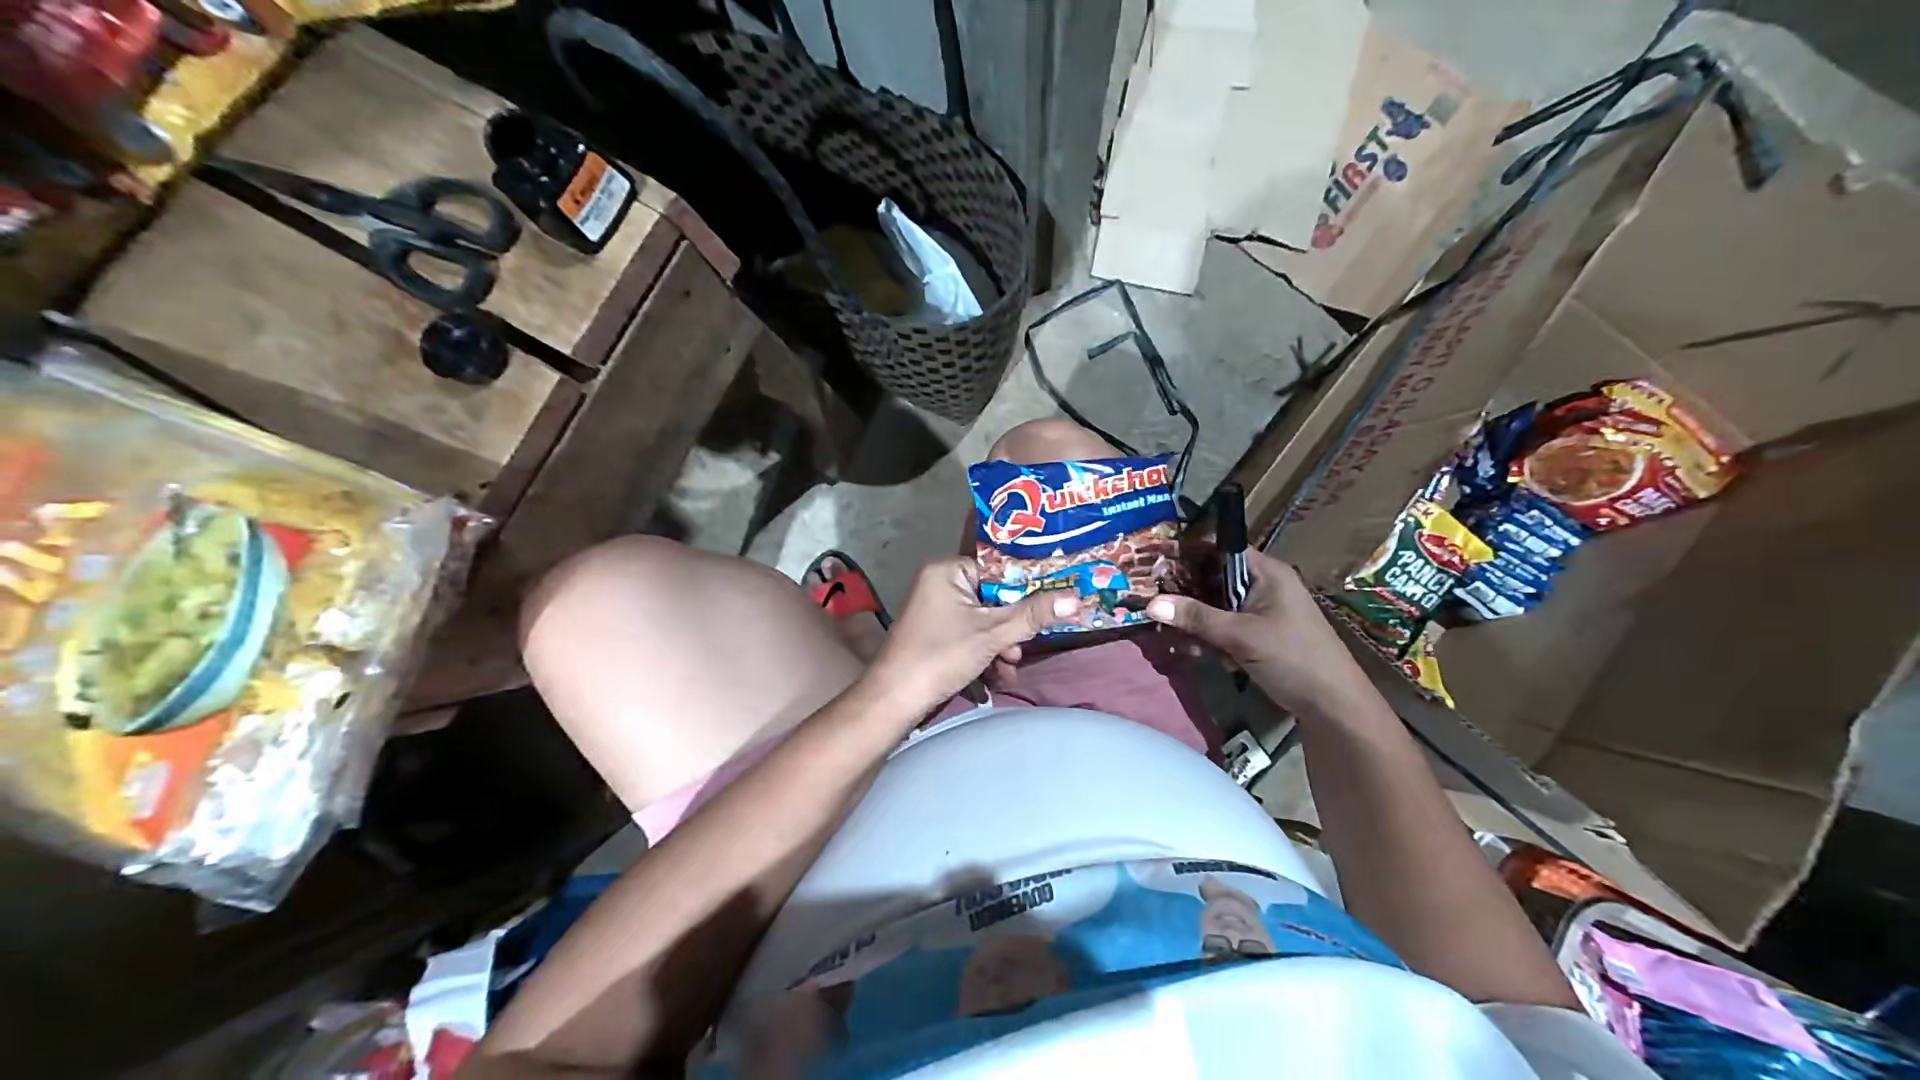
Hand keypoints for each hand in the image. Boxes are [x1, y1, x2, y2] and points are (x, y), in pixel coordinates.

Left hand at [867, 557, 1079, 711]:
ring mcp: (935, 609)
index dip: (1025, 590)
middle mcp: (939, 583)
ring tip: (1009, 667)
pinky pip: (970, 634)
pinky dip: (985, 653)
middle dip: (1012, 627)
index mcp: (948, 570)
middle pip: (993, 597)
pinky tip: (997, 677)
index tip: (1049, 608)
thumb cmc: (942, 655)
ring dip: (1001, 645)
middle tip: (1023, 647)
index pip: (999, 570)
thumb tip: (1076, 597)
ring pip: (984, 620)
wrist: (895, 698)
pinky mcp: (935, 632)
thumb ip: (1034, 614)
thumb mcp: (994, 634)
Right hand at [1144, 550, 1369, 716]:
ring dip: (1199, 624)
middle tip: (1161, 610)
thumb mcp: (1240, 636)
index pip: (1222, 548)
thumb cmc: (1293, 658)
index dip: (1190, 553)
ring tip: (1185, 643)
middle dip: (1189, 597)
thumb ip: (1196, 617)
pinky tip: (1206, 656)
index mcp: (1268, 573)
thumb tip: (1151, 603)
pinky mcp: (1261, 634)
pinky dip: (1214, 639)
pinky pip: (1226, 626)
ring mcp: (1264, 610)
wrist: (1333, 705)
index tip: (1157, 565)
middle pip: (1215, 579)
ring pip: (1217, 606)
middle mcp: (1265, 585)